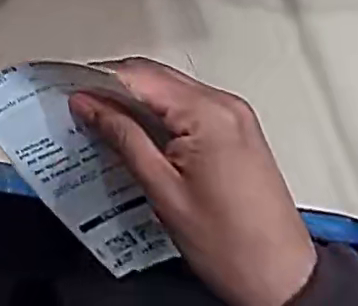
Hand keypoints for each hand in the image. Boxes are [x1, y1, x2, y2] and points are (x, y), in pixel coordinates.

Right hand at [70, 58, 314, 305]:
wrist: (285, 283)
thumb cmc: (234, 248)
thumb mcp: (162, 191)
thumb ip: (123, 137)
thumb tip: (89, 104)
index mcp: (207, 113)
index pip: (139, 76)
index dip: (100, 80)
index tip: (72, 90)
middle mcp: (223, 104)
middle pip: (154, 74)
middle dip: (114, 85)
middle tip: (82, 104)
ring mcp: (233, 113)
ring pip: (169, 86)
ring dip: (136, 97)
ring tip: (105, 119)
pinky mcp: (235, 126)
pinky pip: (186, 102)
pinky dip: (158, 110)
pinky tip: (139, 130)